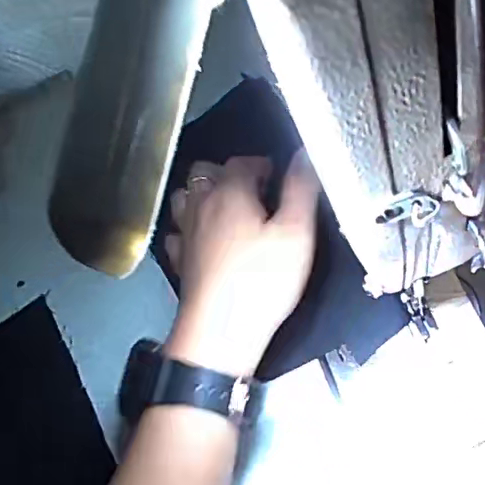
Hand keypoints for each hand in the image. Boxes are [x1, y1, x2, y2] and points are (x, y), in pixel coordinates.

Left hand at [163, 154, 320, 377]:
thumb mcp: (296, 235)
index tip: (278, 173)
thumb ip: (301, 192)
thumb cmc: (262, 281)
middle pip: (206, 171)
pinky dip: (191, 227)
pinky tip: (205, 238)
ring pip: (186, 197)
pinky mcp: (183, 261)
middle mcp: (202, 205)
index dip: (263, 163)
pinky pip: (180, 233)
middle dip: (229, 172)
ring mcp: (187, 233)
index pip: (244, 162)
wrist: (223, 327)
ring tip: (227, 206)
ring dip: (205, 194)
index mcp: (231, 193)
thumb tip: (305, 156)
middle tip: (254, 187)